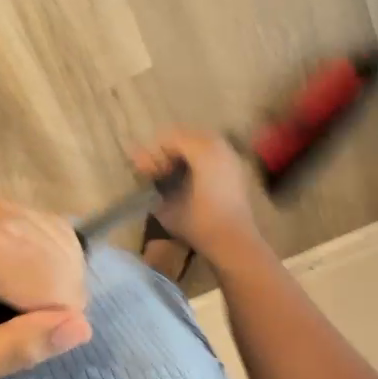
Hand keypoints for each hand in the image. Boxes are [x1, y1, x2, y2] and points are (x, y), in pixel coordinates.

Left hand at [0, 198, 91, 378]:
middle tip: (3, 328)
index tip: (6, 344)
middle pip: (69, 265)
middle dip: (54, 307)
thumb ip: (13, 351)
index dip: (47, 330)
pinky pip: (54, 234)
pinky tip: (13, 285)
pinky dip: (48, 265)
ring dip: (52, 287)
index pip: (61, 290)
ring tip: (4, 309)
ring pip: (67, 249)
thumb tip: (81, 329)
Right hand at [131, 128, 263, 259]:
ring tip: (171, 176)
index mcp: (203, 151)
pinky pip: (213, 154)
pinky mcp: (237, 170)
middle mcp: (220, 147)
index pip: (170, 138)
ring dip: (183, 155)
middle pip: (186, 136)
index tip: (144, 172)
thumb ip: (151, 181)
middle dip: (167, 151)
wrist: (234, 242)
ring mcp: (231, 157)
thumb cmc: (199, 223)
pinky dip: (197, 161)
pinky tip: (189, 181)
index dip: (153, 153)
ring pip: (201, 143)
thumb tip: (141, 168)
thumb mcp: (167, 205)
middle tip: (155, 172)